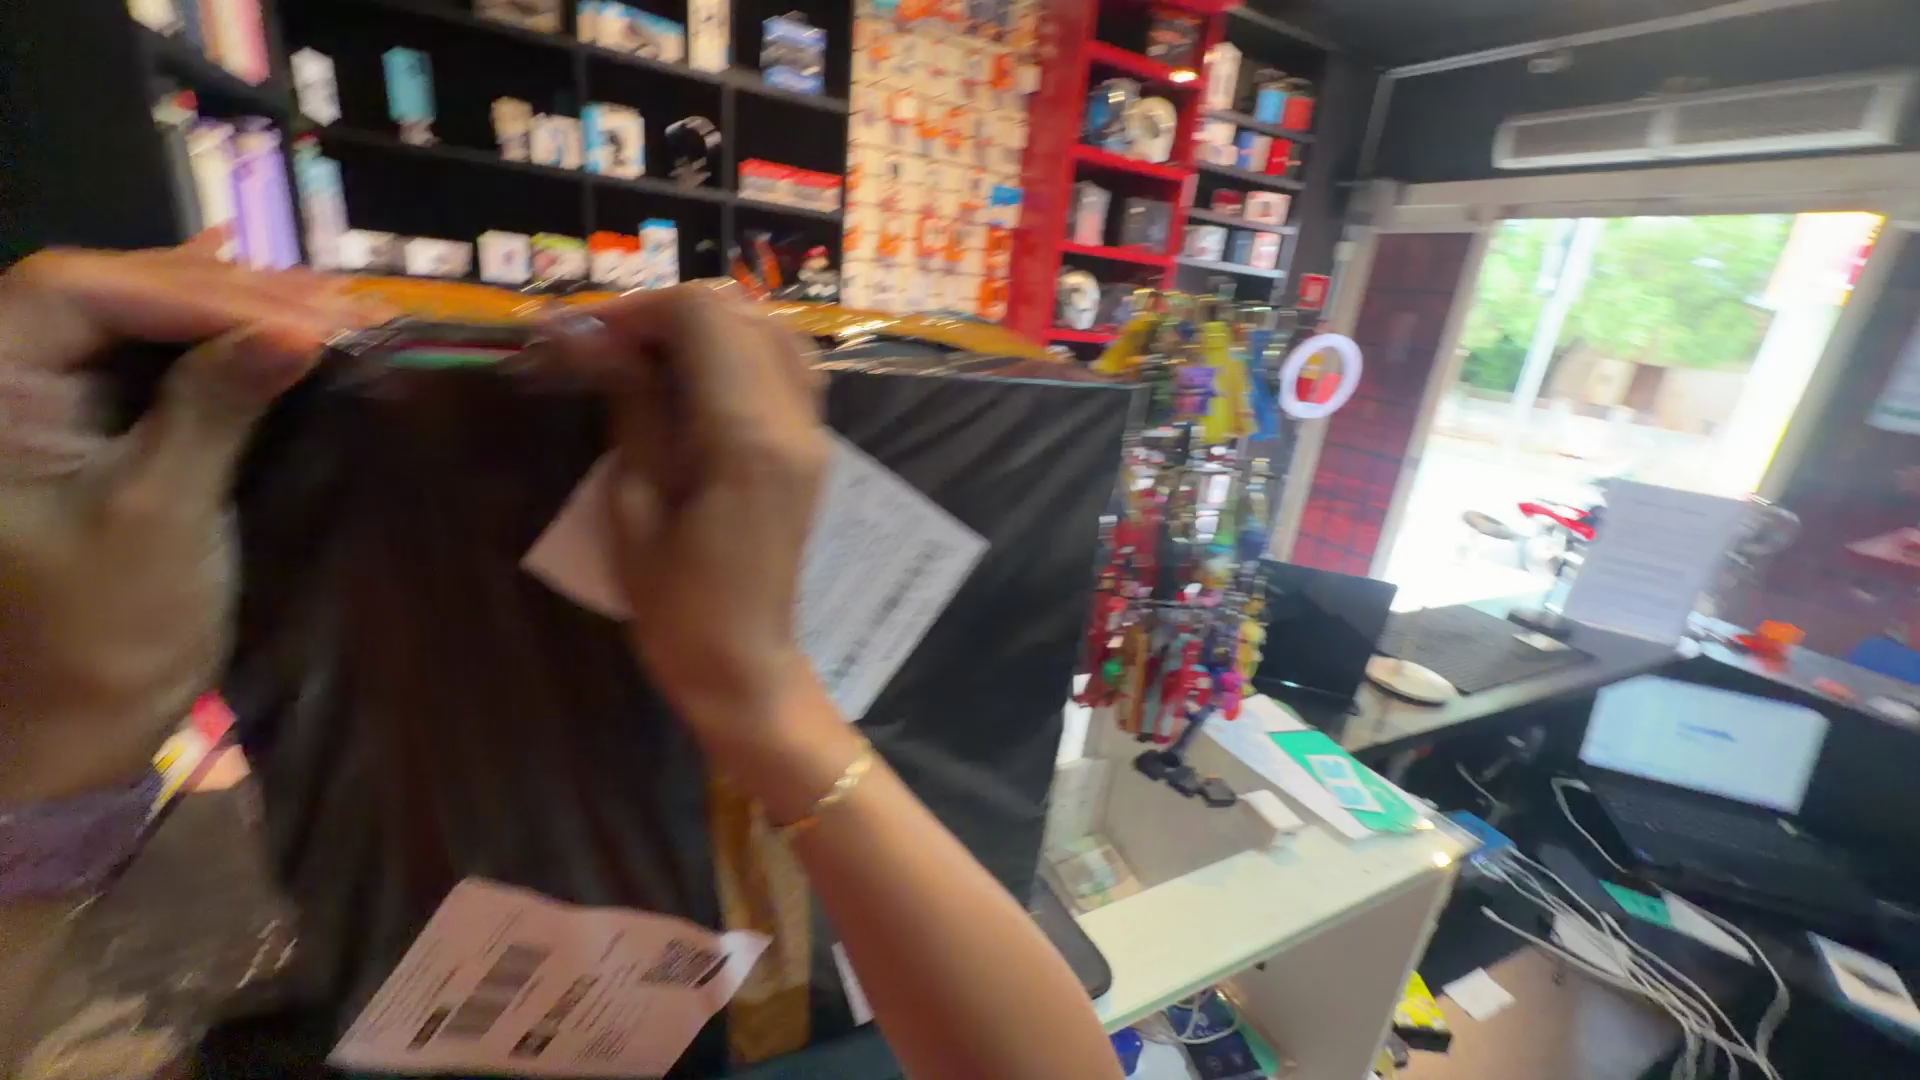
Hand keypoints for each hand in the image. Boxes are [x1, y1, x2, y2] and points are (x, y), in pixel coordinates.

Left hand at [0, 238, 379, 800]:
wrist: (81, 706)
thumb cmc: (101, 622)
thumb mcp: (157, 511)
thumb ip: (213, 410)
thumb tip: (298, 333)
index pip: (76, 294)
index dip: (197, 293)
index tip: (312, 323)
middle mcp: (9, 372)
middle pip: (122, 289)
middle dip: (241, 294)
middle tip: (355, 313)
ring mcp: (67, 395)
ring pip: (157, 314)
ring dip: (255, 307)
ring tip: (349, 311)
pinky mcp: (122, 422)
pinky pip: (181, 356)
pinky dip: (247, 335)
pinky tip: (294, 314)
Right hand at [549, 286, 831, 748]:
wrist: (746, 661)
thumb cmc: (677, 605)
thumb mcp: (635, 504)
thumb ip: (631, 407)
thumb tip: (590, 335)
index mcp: (748, 439)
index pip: (705, 318)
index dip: (637, 309)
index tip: (581, 335)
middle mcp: (795, 422)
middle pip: (741, 312)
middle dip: (668, 312)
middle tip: (608, 344)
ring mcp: (815, 433)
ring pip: (773, 331)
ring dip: (709, 325)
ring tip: (649, 355)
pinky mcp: (815, 448)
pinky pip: (789, 369)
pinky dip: (743, 350)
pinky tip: (699, 376)